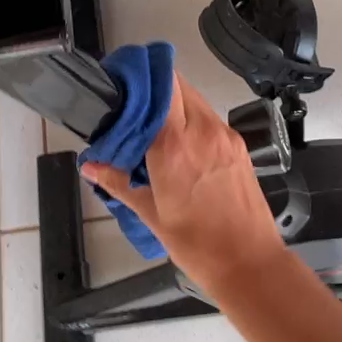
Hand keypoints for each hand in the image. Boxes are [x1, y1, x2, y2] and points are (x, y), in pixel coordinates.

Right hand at [82, 74, 287, 293]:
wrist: (249, 263)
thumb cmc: (200, 245)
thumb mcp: (151, 214)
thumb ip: (119, 182)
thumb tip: (92, 167)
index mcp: (174, 145)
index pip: (161, 86)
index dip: (142, 78)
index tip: (125, 85)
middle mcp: (203, 131)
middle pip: (178, 85)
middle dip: (155, 90)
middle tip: (135, 110)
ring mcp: (224, 137)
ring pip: (195, 101)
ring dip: (174, 107)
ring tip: (155, 133)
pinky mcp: (239, 147)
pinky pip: (211, 121)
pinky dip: (193, 124)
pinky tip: (181, 149)